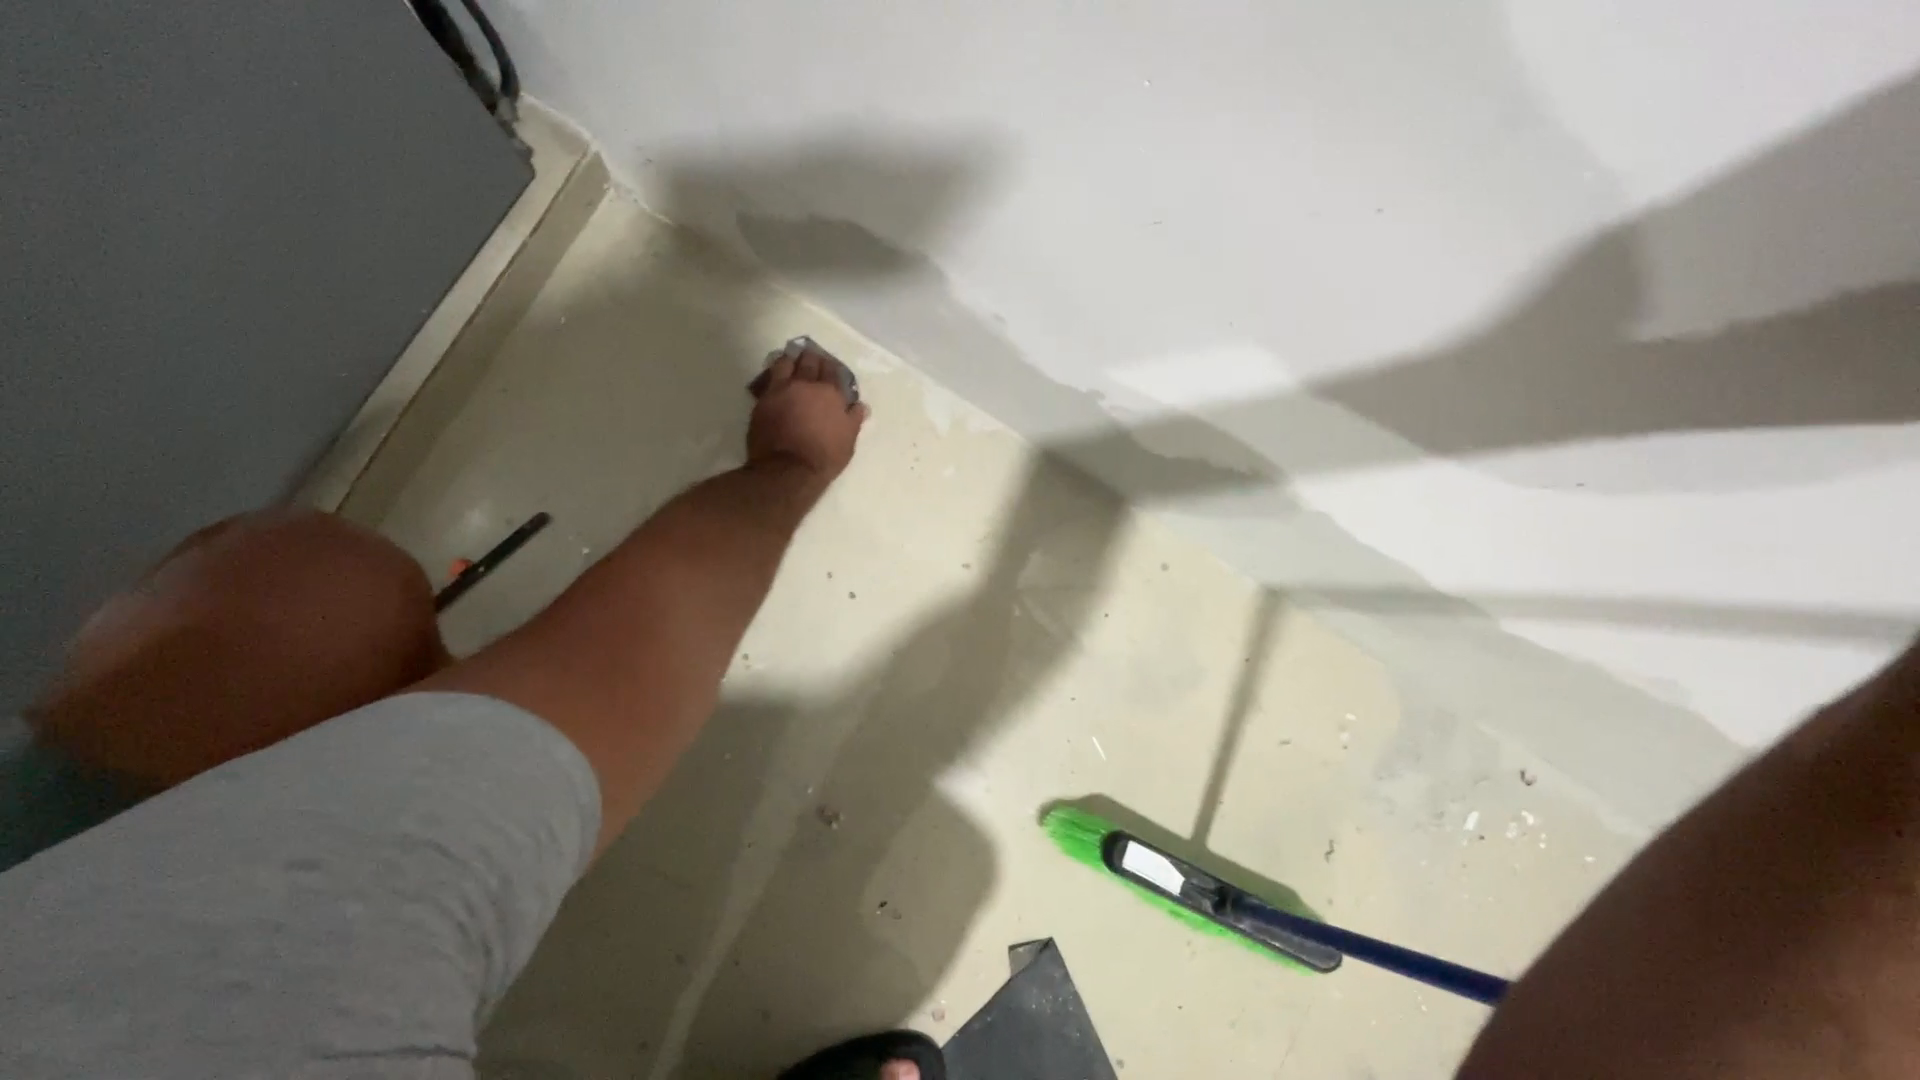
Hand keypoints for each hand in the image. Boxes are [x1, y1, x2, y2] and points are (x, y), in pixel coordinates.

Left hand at [747, 342, 868, 484]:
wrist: (787, 469)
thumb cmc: (824, 458)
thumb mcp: (848, 441)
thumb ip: (853, 419)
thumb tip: (860, 405)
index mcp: (831, 393)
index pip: (832, 371)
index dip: (831, 367)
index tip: (830, 368)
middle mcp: (807, 385)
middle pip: (809, 362)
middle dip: (812, 358)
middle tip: (811, 358)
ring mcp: (783, 390)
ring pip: (786, 363)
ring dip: (791, 359)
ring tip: (791, 360)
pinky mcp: (764, 399)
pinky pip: (769, 377)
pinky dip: (775, 372)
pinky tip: (776, 374)